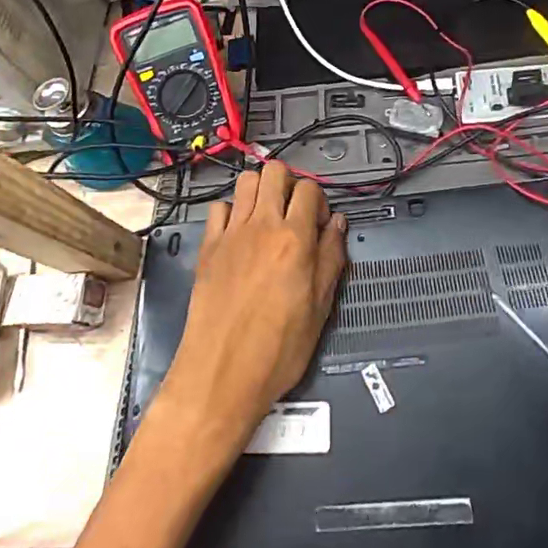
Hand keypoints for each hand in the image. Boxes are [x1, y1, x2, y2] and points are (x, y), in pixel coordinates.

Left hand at [160, 163, 348, 444]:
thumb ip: (331, 258)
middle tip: (295, 212)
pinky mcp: (208, 248)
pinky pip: (219, 208)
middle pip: (275, 172)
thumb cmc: (274, 351)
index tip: (321, 222)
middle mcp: (261, 228)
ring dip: (261, 190)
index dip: (320, 201)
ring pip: (246, 181)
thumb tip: (338, 227)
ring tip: (269, 216)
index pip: (310, 189)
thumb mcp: (319, 308)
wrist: (221, 375)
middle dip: (290, 183)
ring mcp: (231, 235)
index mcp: (294, 240)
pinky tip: (240, 232)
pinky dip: (232, 211)